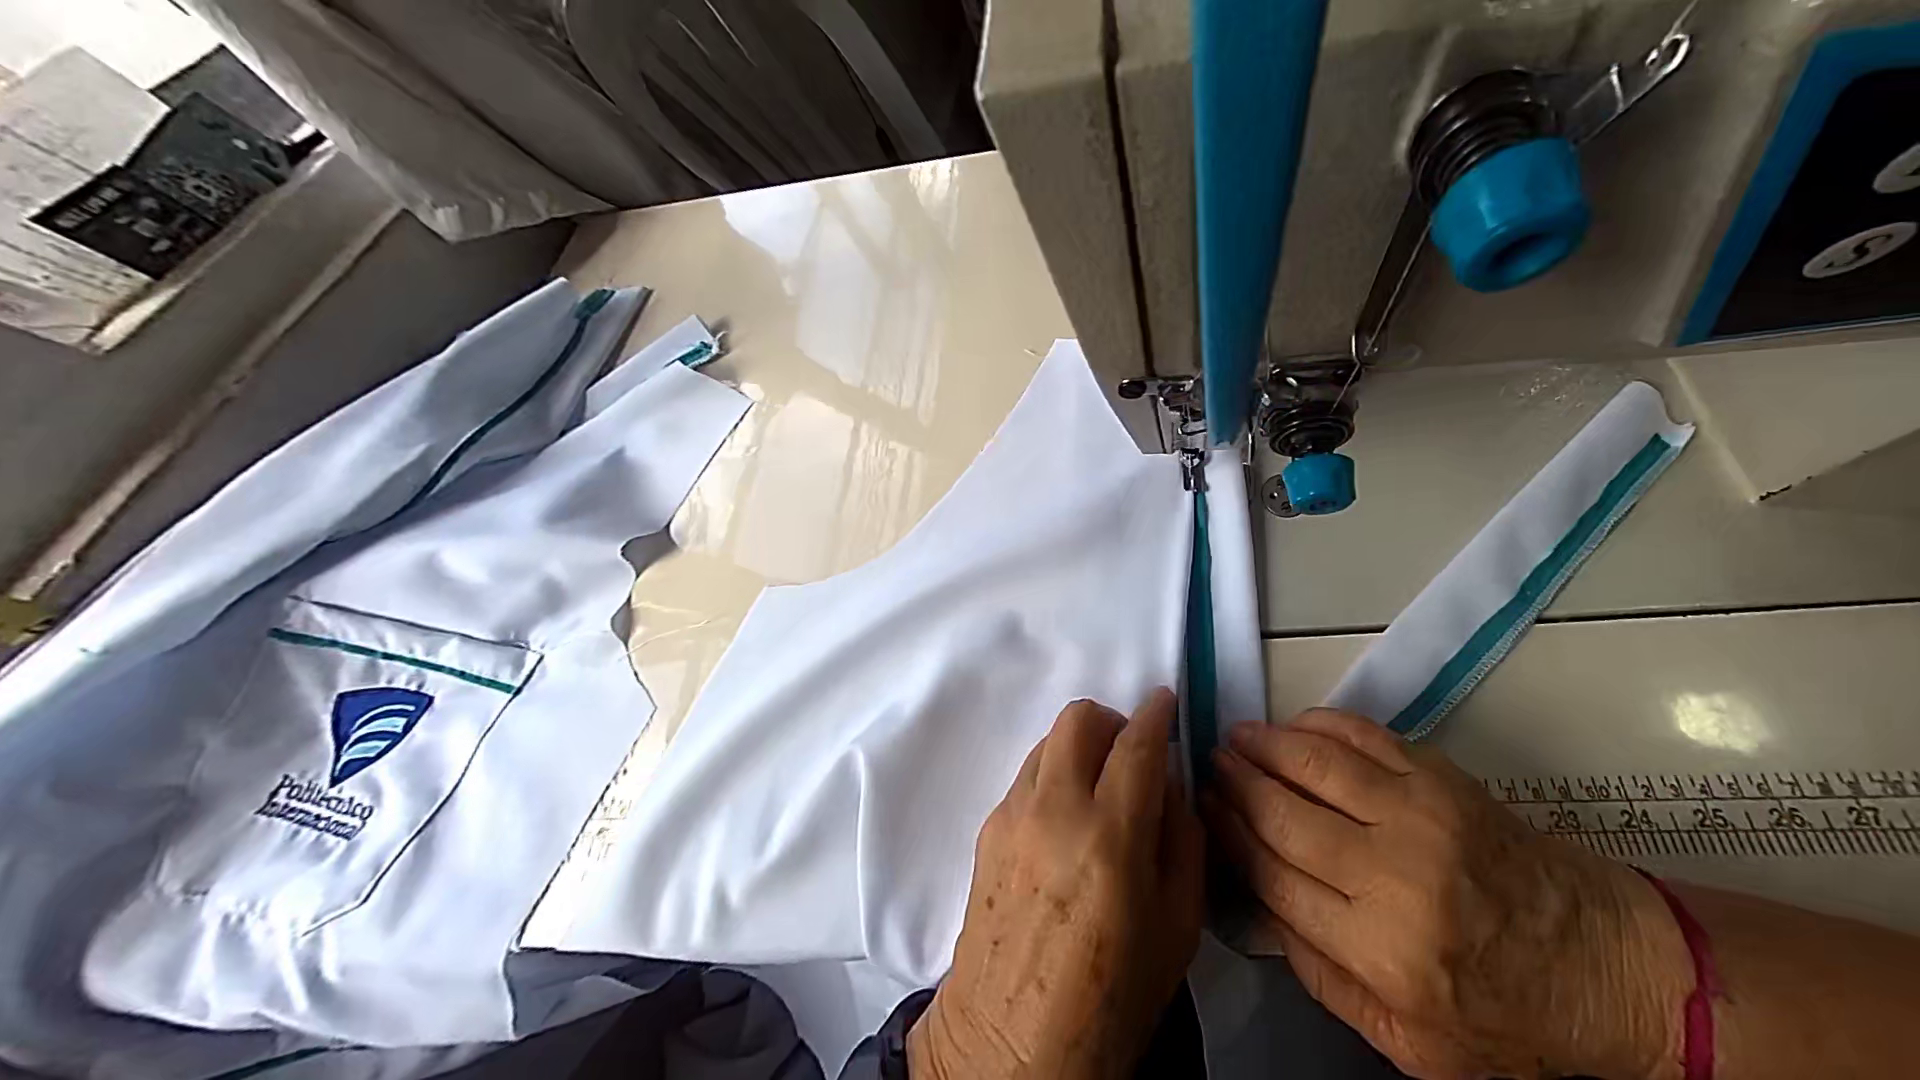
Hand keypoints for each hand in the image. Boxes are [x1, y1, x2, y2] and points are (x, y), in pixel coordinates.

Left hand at [908, 689, 1205, 1079]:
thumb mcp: (1179, 924)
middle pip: (1078, 719)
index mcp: (1111, 834)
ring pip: (1048, 743)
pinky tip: (1066, 823)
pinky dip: (1054, 778)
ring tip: (1099, 790)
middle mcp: (1055, 809)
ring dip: (1080, 748)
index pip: (1137, 744)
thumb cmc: (1113, 995)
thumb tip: (1168, 783)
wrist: (1015, 1041)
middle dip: (1112, 721)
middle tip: (1132, 752)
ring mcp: (1013, 815)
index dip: (1157, 714)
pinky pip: (1026, 778)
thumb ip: (1181, 837)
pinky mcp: (987, 828)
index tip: (1166, 703)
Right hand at [1203, 708, 1692, 1079]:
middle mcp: (1392, 875)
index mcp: (1379, 949)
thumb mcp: (1407, 1041)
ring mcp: (1421, 817)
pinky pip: (1364, 735)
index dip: (1225, 833)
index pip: (1269, 874)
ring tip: (1236, 738)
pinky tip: (1293, 725)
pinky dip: (1319, 723)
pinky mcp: (1446, 781)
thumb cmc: (1507, 1018)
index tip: (1202, 808)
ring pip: (1313, 764)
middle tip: (1209, 765)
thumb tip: (1256, 897)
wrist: (1616, 970)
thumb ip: (1319, 972)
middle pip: (1280, 813)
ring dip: (1263, 745)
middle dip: (1233, 784)